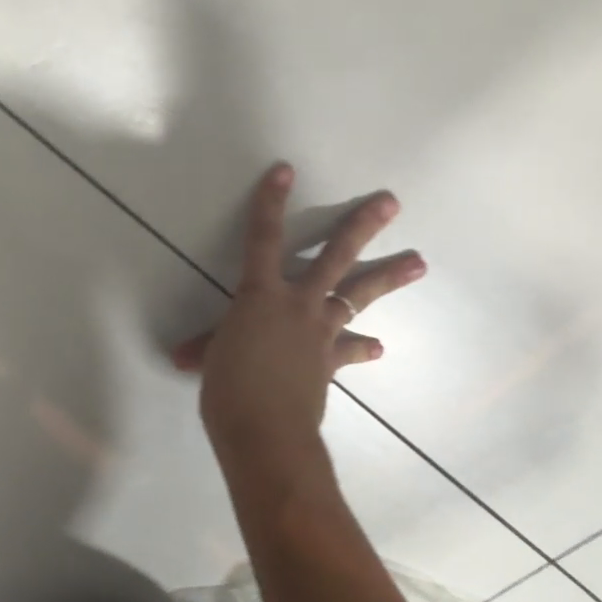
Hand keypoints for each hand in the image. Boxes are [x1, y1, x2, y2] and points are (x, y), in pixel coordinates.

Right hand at [173, 164, 424, 452]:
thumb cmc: (228, 388)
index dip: (270, 204)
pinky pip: (350, 348)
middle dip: (361, 228)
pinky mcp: (331, 362)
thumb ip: (206, 349)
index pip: (261, 240)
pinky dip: (363, 347)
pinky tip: (379, 347)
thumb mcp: (211, 361)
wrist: (266, 431)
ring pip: (358, 296)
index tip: (285, 171)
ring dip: (388, 278)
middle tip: (391, 203)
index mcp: (260, 297)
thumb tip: (183, 356)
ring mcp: (320, 332)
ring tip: (419, 262)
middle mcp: (297, 305)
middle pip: (334, 258)